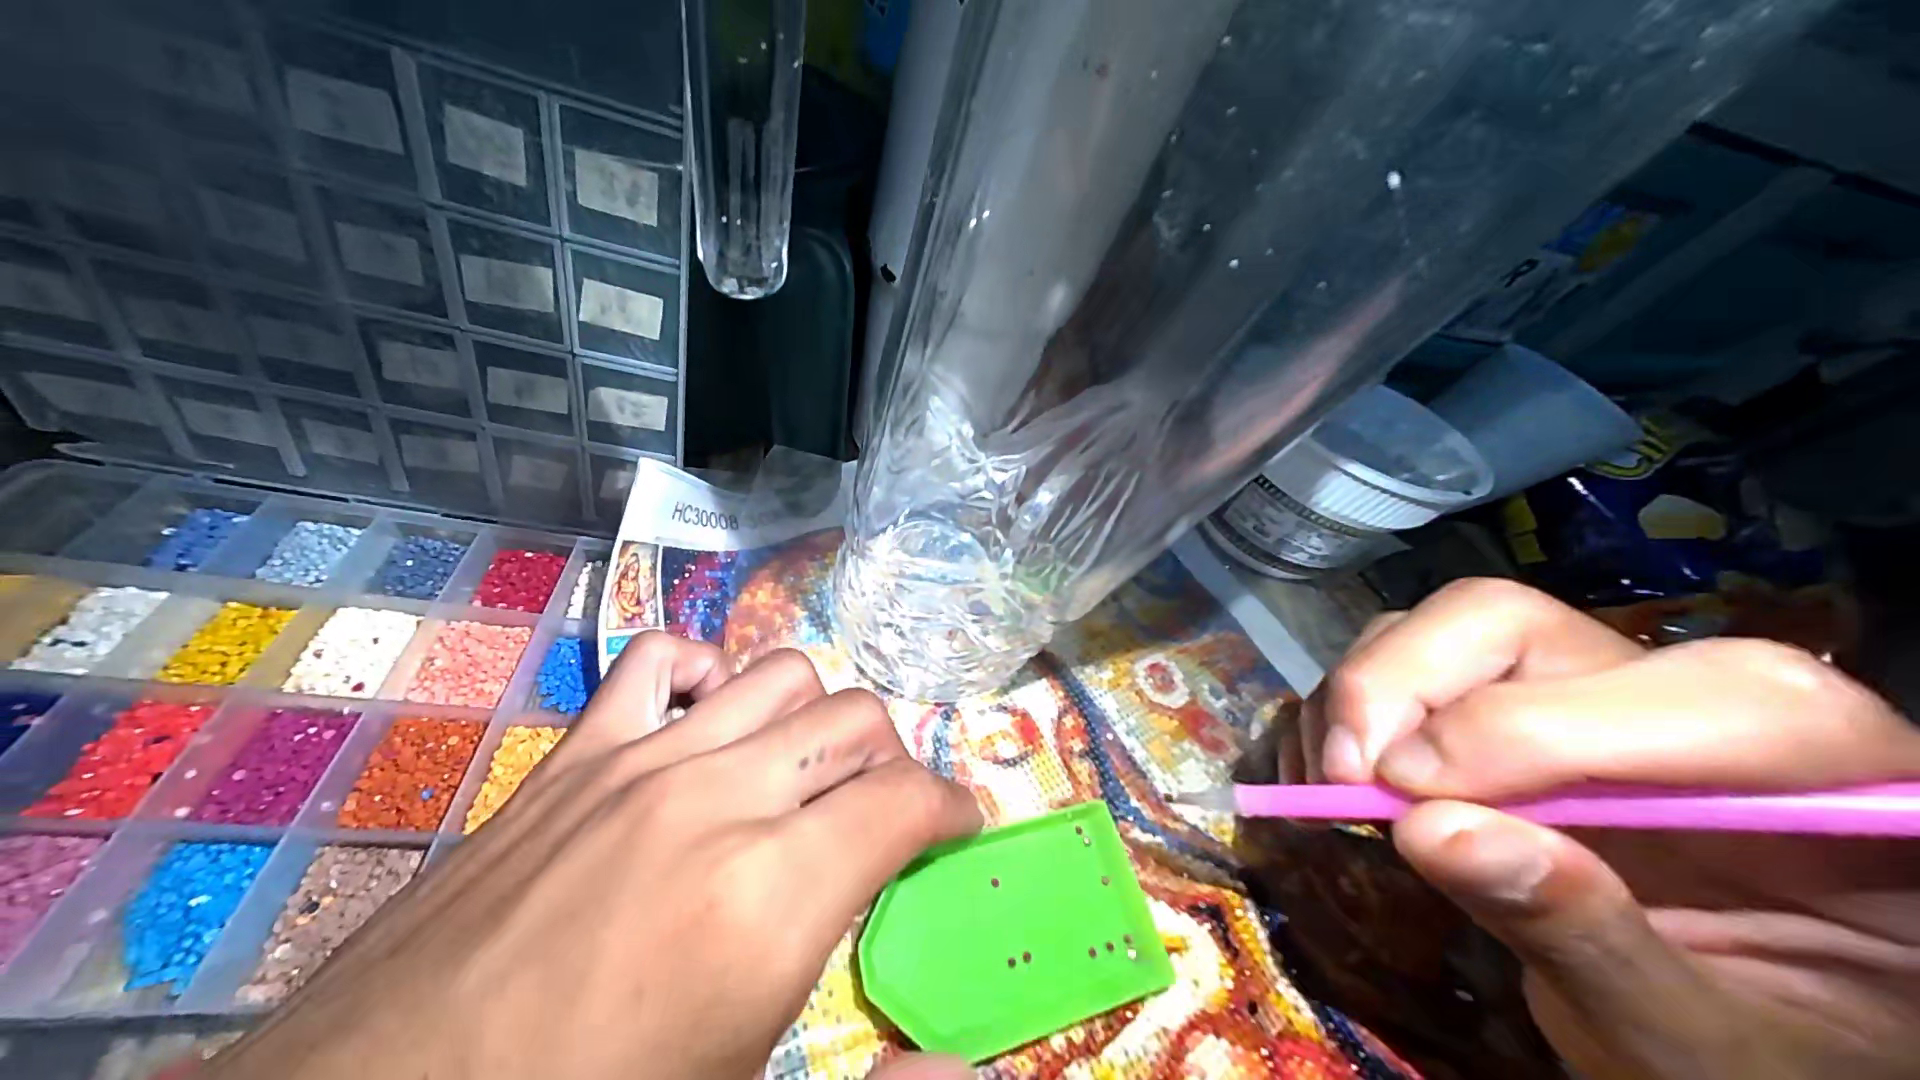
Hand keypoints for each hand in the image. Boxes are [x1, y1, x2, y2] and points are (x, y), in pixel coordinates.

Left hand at [204, 633, 981, 1079]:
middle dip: (893, 760)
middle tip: (882, 812)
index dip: (951, 808)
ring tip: (808, 768)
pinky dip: (708, 673)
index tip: (957, 826)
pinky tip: (709, 720)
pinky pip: (663, 658)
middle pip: (855, 720)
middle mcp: (719, 799)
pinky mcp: (575, 753)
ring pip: (782, 676)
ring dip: (816, 716)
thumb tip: (975, 1074)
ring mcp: (641, 760)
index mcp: (772, 898)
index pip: (907, 800)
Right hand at [1295, 579, 1919, 1079]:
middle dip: (1398, 687)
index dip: (1536, 729)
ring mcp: (1581, 687)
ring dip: (1357, 698)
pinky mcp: (1502, 696)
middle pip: (1512, 622)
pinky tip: (1334, 776)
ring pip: (1440, 629)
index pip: (1705, 695)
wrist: (1717, 1037)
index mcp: (1835, 782)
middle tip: (1343, 778)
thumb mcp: (1698, 1048)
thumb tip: (1430, 830)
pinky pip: (1396, 658)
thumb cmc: (1751, 1060)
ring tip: (1332, 787)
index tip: (1407, 799)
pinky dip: (1339, 709)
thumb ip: (1587, 939)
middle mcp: (1690, 698)